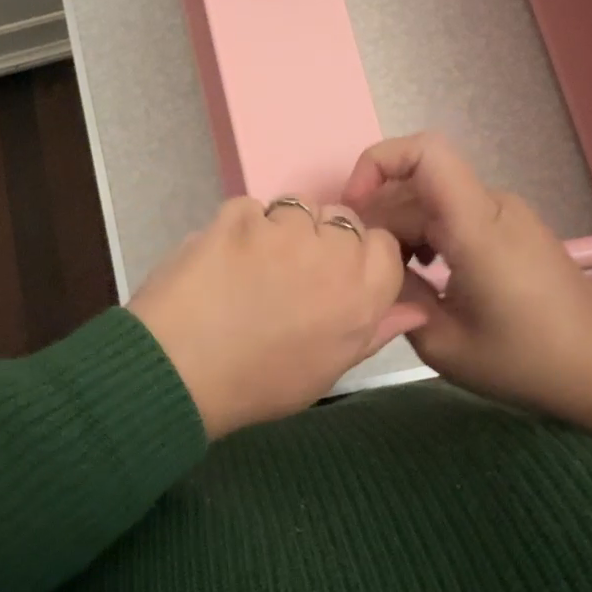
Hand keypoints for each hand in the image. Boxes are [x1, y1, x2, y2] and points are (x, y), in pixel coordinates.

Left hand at [127, 196, 427, 438]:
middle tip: (286, 274)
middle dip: (321, 238)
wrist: (180, 371)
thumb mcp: (326, 371)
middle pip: (341, 219)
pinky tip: (221, 260)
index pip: (383, 245)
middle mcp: (332, 252)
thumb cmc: (257, 384)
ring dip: (279, 229)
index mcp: (363, 294)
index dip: (358, 256)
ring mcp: (282, 229)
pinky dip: (238, 227)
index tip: (331, 276)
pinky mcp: (236, 216)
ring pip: (295, 207)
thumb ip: (372, 331)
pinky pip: (248, 207)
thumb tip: (412, 309)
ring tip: (249, 267)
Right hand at [341, 133, 591, 418]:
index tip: (353, 213)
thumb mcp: (442, 343)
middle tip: (362, 272)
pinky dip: (423, 237)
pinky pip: (451, 216)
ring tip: (389, 280)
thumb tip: (373, 269)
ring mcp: (504, 217)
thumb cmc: (527, 362)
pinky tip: (420, 276)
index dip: (375, 165)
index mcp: (475, 227)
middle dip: (379, 219)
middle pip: (416, 186)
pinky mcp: (510, 232)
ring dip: (399, 231)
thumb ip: (398, 296)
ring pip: (430, 202)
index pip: (422, 153)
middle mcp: (491, 207)